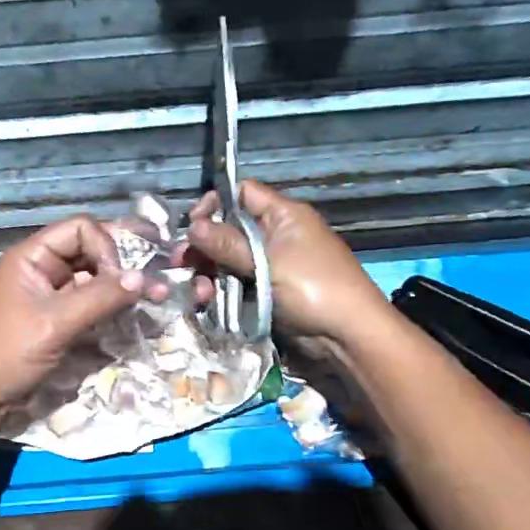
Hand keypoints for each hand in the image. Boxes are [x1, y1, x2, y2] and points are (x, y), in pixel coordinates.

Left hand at [0, 215, 169, 412]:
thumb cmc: (7, 352)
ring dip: (121, 288)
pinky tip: (135, 315)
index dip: (107, 247)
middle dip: (123, 263)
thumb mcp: (54, 324)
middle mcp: (40, 269)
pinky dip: (110, 308)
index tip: (122, 279)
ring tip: (157, 297)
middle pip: (89, 252)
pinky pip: (87, 305)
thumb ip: (99, 298)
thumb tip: (142, 278)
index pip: (80, 230)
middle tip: (160, 272)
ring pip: (92, 280)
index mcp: (31, 257)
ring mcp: (48, 296)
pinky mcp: (54, 321)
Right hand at [187, 179, 393, 345]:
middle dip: (203, 246)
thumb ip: (228, 244)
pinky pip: (233, 282)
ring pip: (226, 259)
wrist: (347, 336)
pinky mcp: (264, 291)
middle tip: (181, 263)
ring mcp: (268, 265)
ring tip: (198, 292)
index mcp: (283, 216)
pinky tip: (206, 301)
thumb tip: (192, 225)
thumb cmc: (314, 288)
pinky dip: (218, 290)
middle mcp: (274, 236)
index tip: (193, 225)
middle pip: (227, 229)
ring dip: (207, 273)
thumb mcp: (268, 263)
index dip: (215, 204)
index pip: (242, 193)